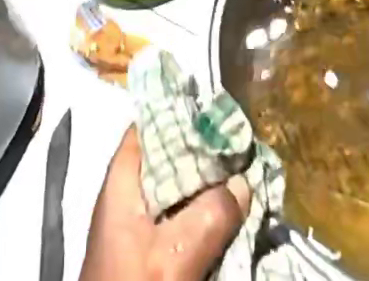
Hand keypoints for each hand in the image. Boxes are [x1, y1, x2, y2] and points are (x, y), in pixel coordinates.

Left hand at [79, 126, 250, 280]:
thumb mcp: (173, 255)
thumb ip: (207, 217)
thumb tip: (241, 182)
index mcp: (121, 181)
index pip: (145, 131)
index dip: (176, 117)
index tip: (215, 113)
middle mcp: (128, 195)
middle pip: (165, 162)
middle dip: (201, 156)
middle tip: (243, 150)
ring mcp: (139, 226)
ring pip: (177, 194)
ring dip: (207, 190)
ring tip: (247, 179)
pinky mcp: (152, 254)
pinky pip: (181, 225)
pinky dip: (205, 220)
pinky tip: (235, 222)